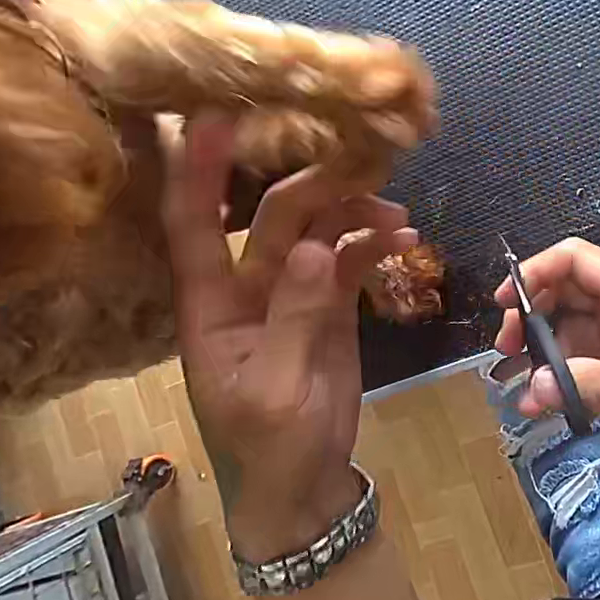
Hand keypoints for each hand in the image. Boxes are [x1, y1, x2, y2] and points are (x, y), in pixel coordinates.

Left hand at [161, 114, 418, 559]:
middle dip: (315, 188)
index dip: (198, 170)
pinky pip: (350, 257)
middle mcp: (247, 285)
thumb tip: (317, 249)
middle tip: (364, 172)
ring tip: (398, 218)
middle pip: (276, 216)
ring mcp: (292, 291)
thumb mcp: (278, 392)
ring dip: (355, 214)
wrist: (303, 484)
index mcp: (211, 305)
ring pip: (320, 230)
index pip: (194, 225)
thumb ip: (295, 318)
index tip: (210, 115)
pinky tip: (406, 241)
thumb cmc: (271, 448)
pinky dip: (375, 244)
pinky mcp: (329, 302)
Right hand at [493, 238, 599, 460]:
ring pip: (572, 332)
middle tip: (506, 356)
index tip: (505, 306)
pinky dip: (565, 378)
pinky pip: (588, 362)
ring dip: (543, 355)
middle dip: (529, 319)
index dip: (534, 272)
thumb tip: (536, 384)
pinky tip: (547, 403)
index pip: (575, 260)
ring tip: (519, 389)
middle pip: (565, 294)